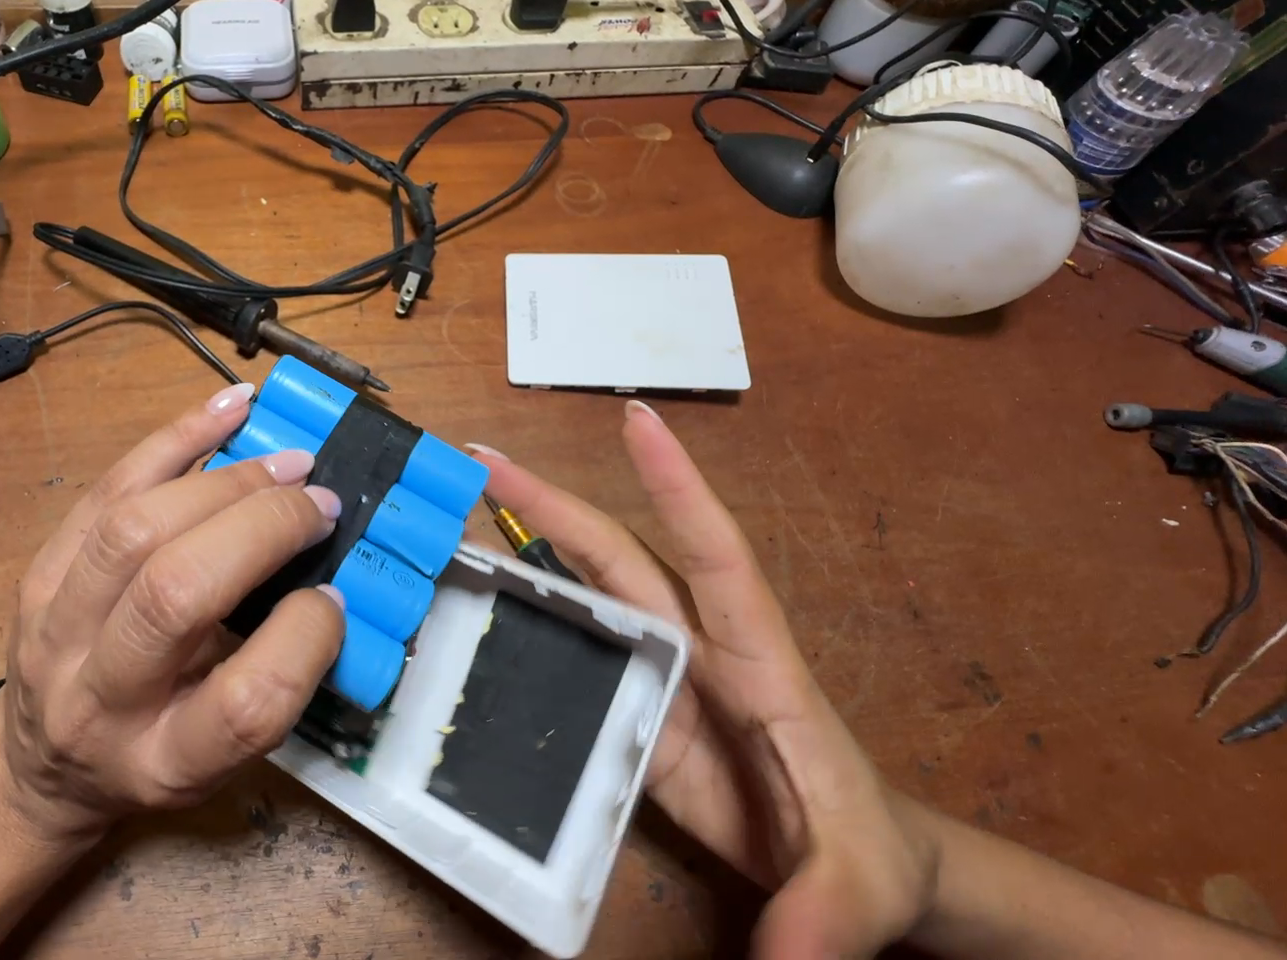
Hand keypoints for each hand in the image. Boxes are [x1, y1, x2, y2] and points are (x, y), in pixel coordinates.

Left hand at [0, 382, 347, 843]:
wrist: (40, 767)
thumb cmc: (152, 760)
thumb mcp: (223, 758)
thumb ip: (275, 675)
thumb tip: (325, 569)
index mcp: (166, 761)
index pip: (246, 701)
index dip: (306, 636)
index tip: (333, 595)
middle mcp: (99, 699)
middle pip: (175, 594)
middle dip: (264, 528)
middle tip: (320, 502)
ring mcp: (55, 628)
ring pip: (134, 528)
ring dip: (224, 481)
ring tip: (287, 461)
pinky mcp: (38, 573)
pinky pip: (107, 488)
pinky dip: (176, 439)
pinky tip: (231, 408)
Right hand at [473, 402, 938, 959]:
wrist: (845, 864)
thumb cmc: (865, 846)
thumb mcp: (857, 883)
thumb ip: (822, 918)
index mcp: (752, 658)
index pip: (714, 552)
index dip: (676, 485)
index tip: (637, 419)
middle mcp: (695, 644)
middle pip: (616, 552)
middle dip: (551, 499)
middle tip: (481, 460)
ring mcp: (657, 669)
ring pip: (585, 584)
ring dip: (528, 538)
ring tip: (464, 506)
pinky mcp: (631, 702)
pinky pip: (572, 639)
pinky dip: (528, 604)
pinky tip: (482, 591)